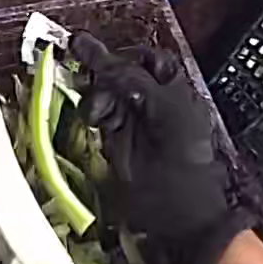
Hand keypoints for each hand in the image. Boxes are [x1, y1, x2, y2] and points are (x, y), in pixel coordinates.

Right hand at [72, 32, 243, 263]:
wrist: (181, 218)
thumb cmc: (182, 166)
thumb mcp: (166, 113)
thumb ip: (136, 83)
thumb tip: (107, 62)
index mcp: (175, 92)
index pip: (145, 61)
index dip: (123, 53)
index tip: (91, 45)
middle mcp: (153, 101)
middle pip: (123, 71)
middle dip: (104, 68)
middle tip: (80, 62)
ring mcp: (134, 119)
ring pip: (108, 90)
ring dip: (97, 92)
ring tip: (94, 107)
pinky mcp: (116, 138)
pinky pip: (100, 112)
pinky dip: (93, 109)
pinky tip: (93, 117)